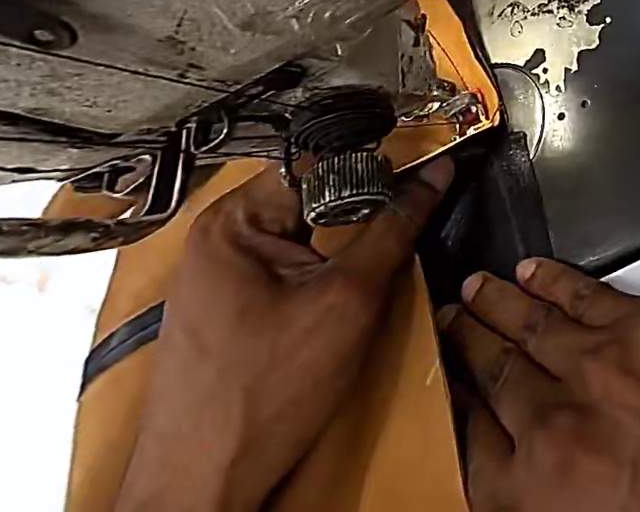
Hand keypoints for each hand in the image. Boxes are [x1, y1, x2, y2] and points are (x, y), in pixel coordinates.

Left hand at [116, 157, 453, 511]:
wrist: (201, 493)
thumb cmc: (266, 395)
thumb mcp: (350, 298)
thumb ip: (397, 226)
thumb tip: (437, 172)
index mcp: (235, 219)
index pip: (323, 160)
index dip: (378, 163)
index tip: (423, 172)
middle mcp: (224, 233)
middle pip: (317, 191)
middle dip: (369, 204)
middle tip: (412, 214)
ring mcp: (226, 268)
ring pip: (312, 224)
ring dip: (354, 236)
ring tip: (388, 249)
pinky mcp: (237, 297)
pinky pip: (299, 255)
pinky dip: (334, 261)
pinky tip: (355, 282)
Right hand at [441, 258, 639, 511]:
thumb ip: (552, 496)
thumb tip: (519, 467)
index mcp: (544, 491)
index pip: (472, 442)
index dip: (452, 405)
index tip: (441, 383)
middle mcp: (561, 420)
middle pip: (496, 373)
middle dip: (466, 345)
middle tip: (445, 320)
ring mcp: (604, 361)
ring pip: (532, 324)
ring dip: (498, 304)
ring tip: (475, 288)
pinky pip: (584, 295)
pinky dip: (553, 280)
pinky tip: (532, 272)